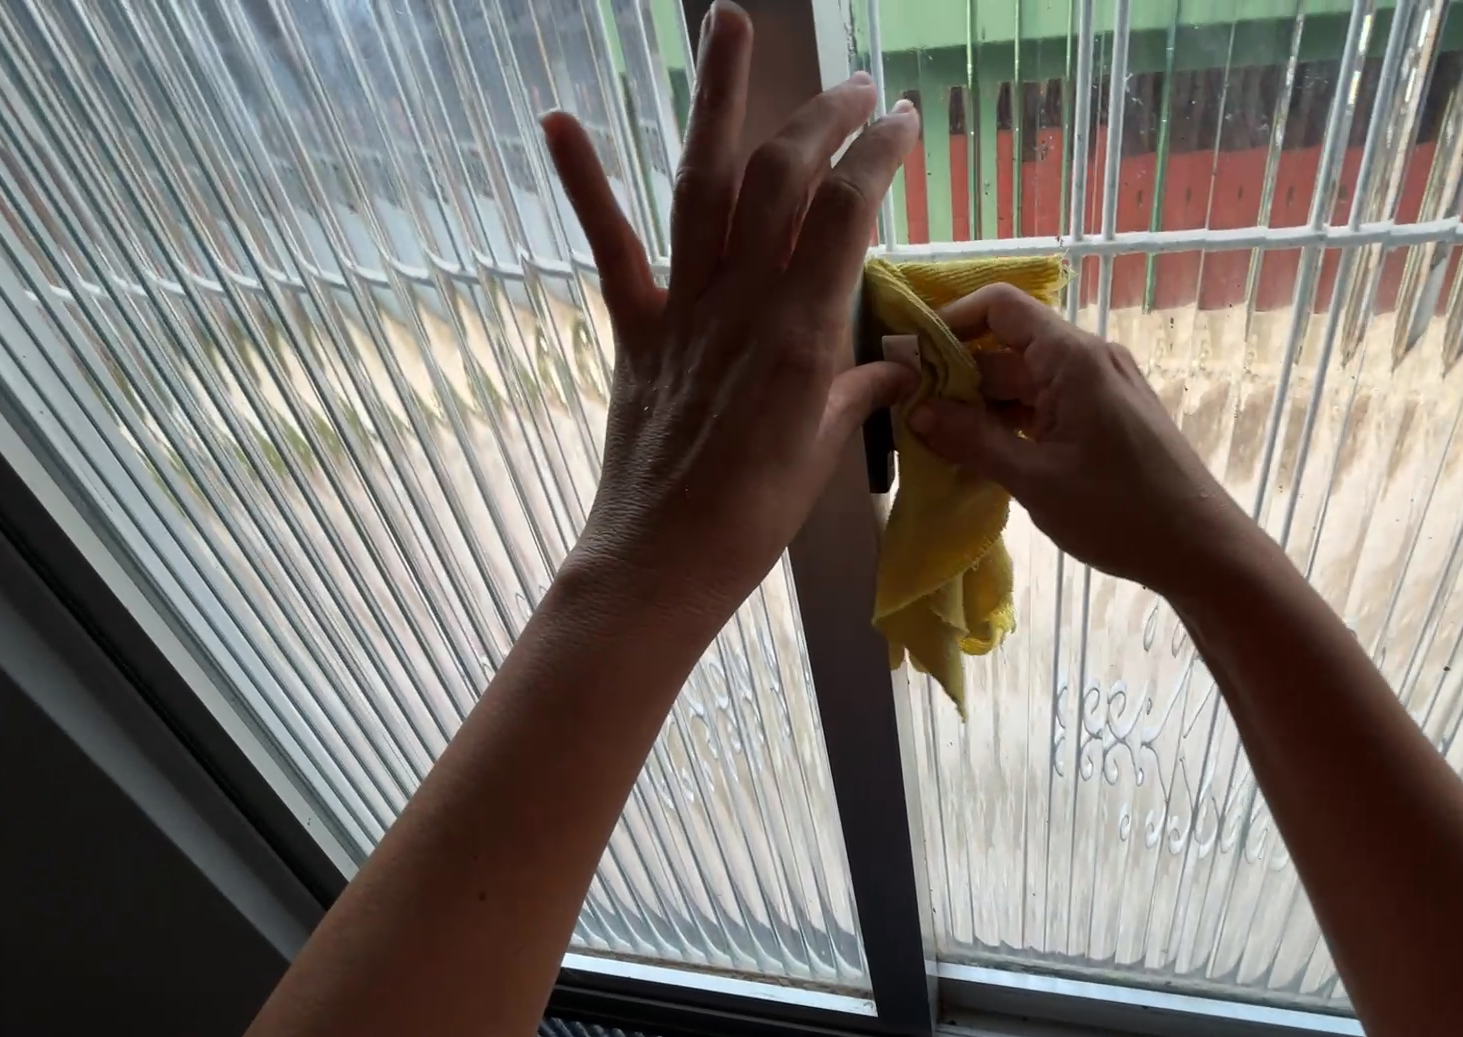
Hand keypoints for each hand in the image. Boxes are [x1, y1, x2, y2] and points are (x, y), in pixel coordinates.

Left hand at [540, 1, 918, 622]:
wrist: (665, 558)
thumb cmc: (757, 516)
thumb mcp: (823, 450)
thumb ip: (859, 392)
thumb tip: (903, 366)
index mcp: (800, 337)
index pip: (846, 218)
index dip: (877, 158)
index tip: (903, 120)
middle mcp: (741, 305)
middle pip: (779, 180)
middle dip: (822, 118)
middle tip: (855, 85)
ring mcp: (681, 310)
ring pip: (700, 186)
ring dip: (717, 101)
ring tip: (729, 21)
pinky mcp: (634, 329)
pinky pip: (610, 248)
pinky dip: (584, 183)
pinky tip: (559, 118)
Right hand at [905, 284, 1238, 597]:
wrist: (1199, 549)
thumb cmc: (1119, 512)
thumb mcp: (1035, 478)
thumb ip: (972, 440)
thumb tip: (917, 412)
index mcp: (1072, 359)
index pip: (1000, 308)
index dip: (951, 322)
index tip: (911, 356)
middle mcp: (1086, 362)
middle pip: (1006, 350)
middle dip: (957, 377)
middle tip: (910, 414)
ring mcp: (1098, 391)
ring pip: (1023, 384)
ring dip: (981, 408)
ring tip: (936, 441)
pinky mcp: (1104, 420)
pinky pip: (1045, 409)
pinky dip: (1010, 426)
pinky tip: (980, 456)